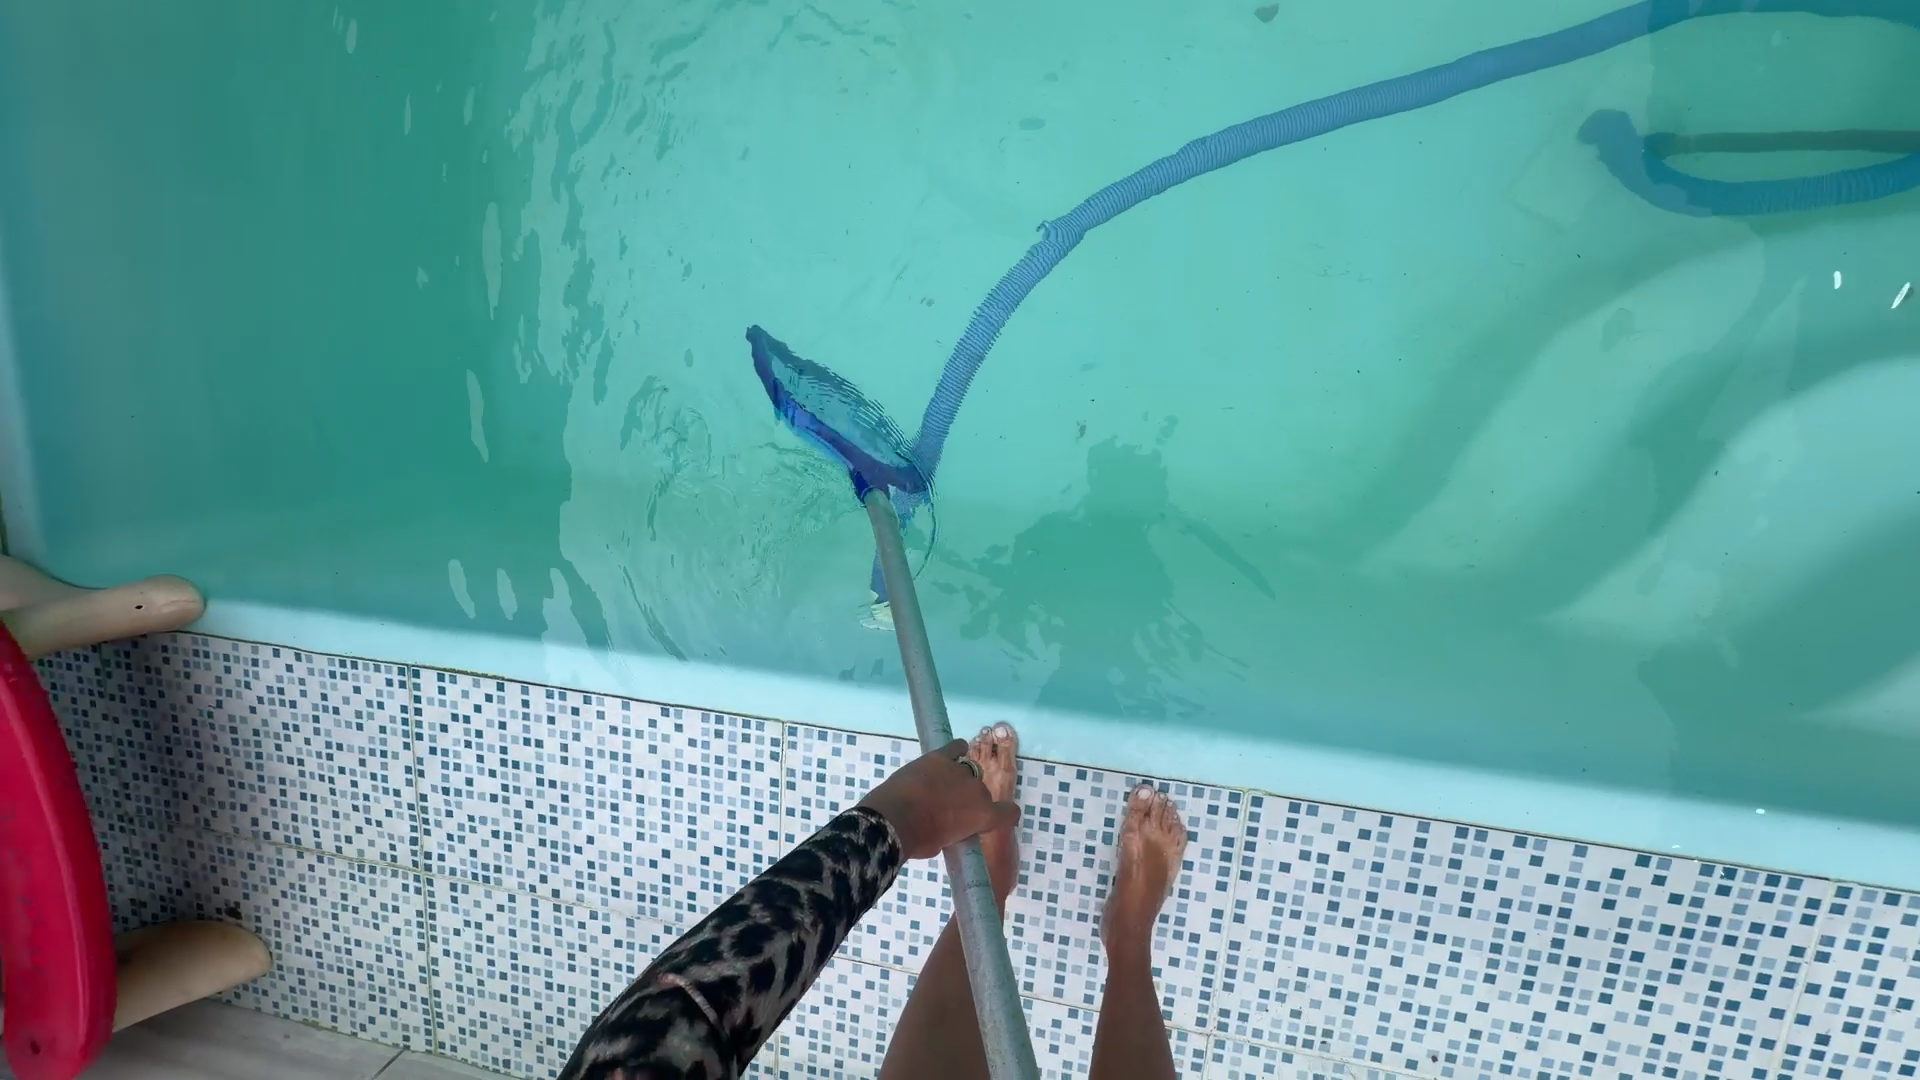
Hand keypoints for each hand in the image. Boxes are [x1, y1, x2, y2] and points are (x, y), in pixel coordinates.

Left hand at [857, 739, 1020, 859]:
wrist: (894, 819)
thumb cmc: (919, 840)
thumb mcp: (944, 843)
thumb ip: (955, 831)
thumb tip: (950, 824)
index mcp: (983, 816)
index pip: (1008, 813)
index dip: (1004, 815)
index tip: (997, 817)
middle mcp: (977, 790)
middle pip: (981, 791)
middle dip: (969, 799)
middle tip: (950, 808)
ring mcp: (959, 770)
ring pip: (967, 771)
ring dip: (958, 779)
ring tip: (942, 786)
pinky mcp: (939, 757)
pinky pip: (956, 747)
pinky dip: (957, 749)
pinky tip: (956, 752)